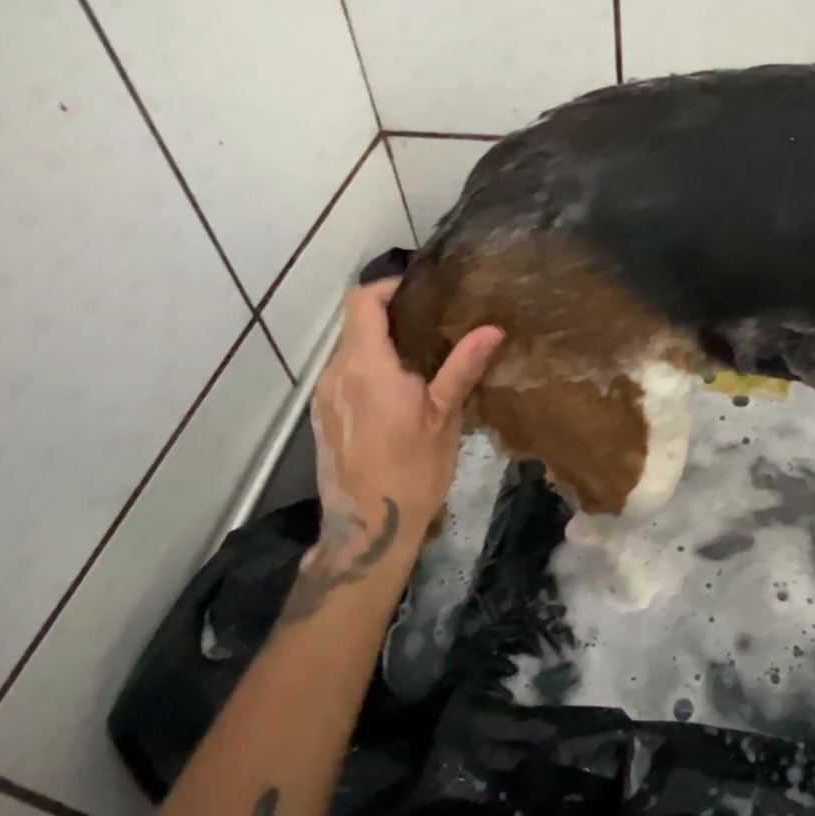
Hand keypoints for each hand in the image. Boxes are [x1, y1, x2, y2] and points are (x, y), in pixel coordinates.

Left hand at [309, 279, 503, 532]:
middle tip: (433, 327)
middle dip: (390, 318)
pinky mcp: (322, 417)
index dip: (388, 287)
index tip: (421, 292)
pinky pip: (342, 377)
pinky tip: (396, 393)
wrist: (369, 528)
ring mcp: (323, 396)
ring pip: (347, 352)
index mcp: (365, 365)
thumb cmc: (412, 470)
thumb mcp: (445, 417)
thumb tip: (492, 328)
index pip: (362, 301)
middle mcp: (335, 373)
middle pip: (354, 324)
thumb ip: (462, 367)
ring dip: (378, 347)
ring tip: (419, 361)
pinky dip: (366, 371)